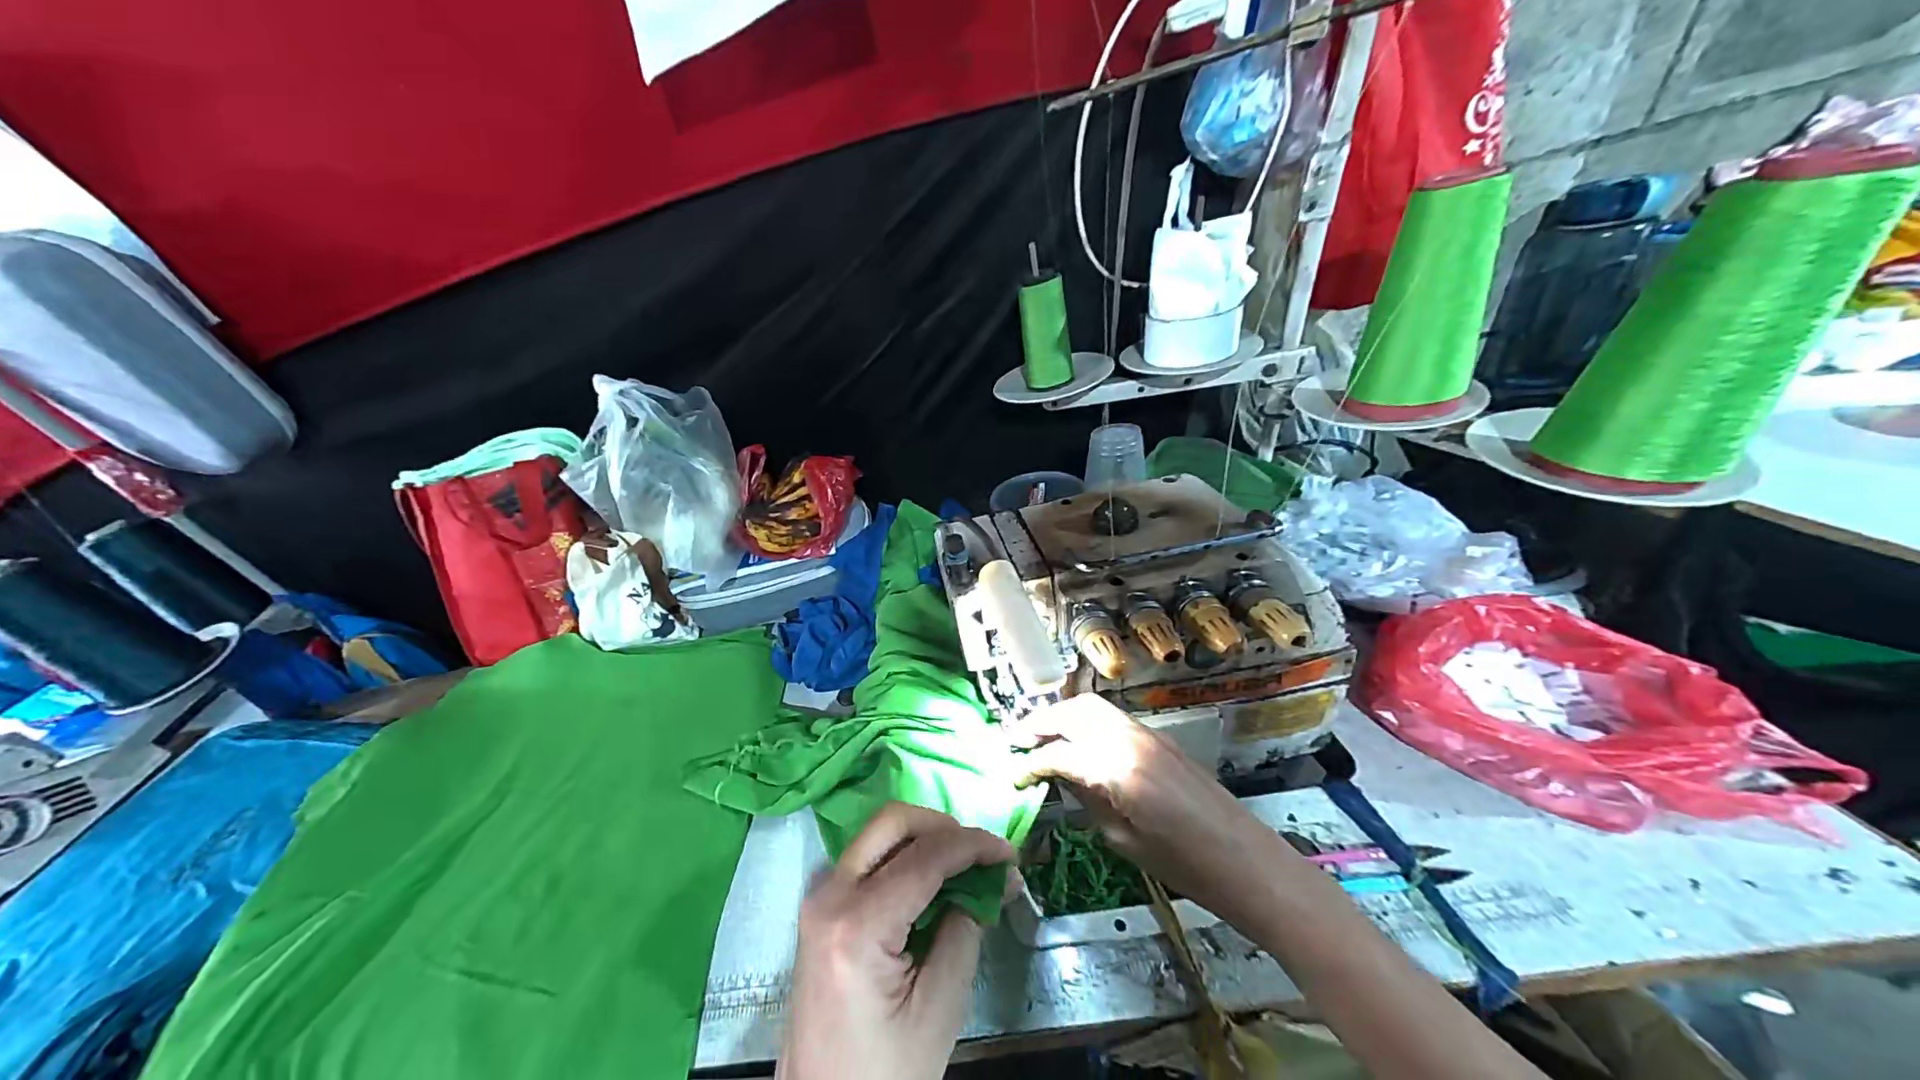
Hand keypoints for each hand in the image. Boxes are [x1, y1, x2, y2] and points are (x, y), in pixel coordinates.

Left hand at [779, 802, 1013, 1079]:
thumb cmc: (885, 1070)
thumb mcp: (939, 1007)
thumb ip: (966, 929)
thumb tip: (998, 878)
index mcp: (856, 926)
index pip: (924, 857)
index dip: (973, 845)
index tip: (1009, 854)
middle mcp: (829, 896)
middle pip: (891, 822)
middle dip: (943, 826)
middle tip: (982, 854)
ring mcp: (819, 898)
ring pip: (877, 835)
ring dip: (924, 837)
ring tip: (964, 867)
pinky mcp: (821, 908)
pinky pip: (867, 859)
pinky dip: (904, 856)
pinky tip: (933, 882)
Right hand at [1011, 694, 1278, 926]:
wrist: (1246, 861)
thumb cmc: (1184, 865)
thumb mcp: (1123, 839)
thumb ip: (1087, 799)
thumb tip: (1057, 776)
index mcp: (1117, 769)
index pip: (1059, 754)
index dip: (1031, 764)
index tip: (1012, 774)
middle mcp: (1130, 738)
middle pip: (1073, 713)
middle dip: (1041, 723)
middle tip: (1017, 740)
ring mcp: (1147, 733)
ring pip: (1093, 708)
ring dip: (1063, 716)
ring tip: (1042, 736)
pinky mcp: (1159, 738)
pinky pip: (1113, 718)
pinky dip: (1087, 721)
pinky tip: (1077, 741)